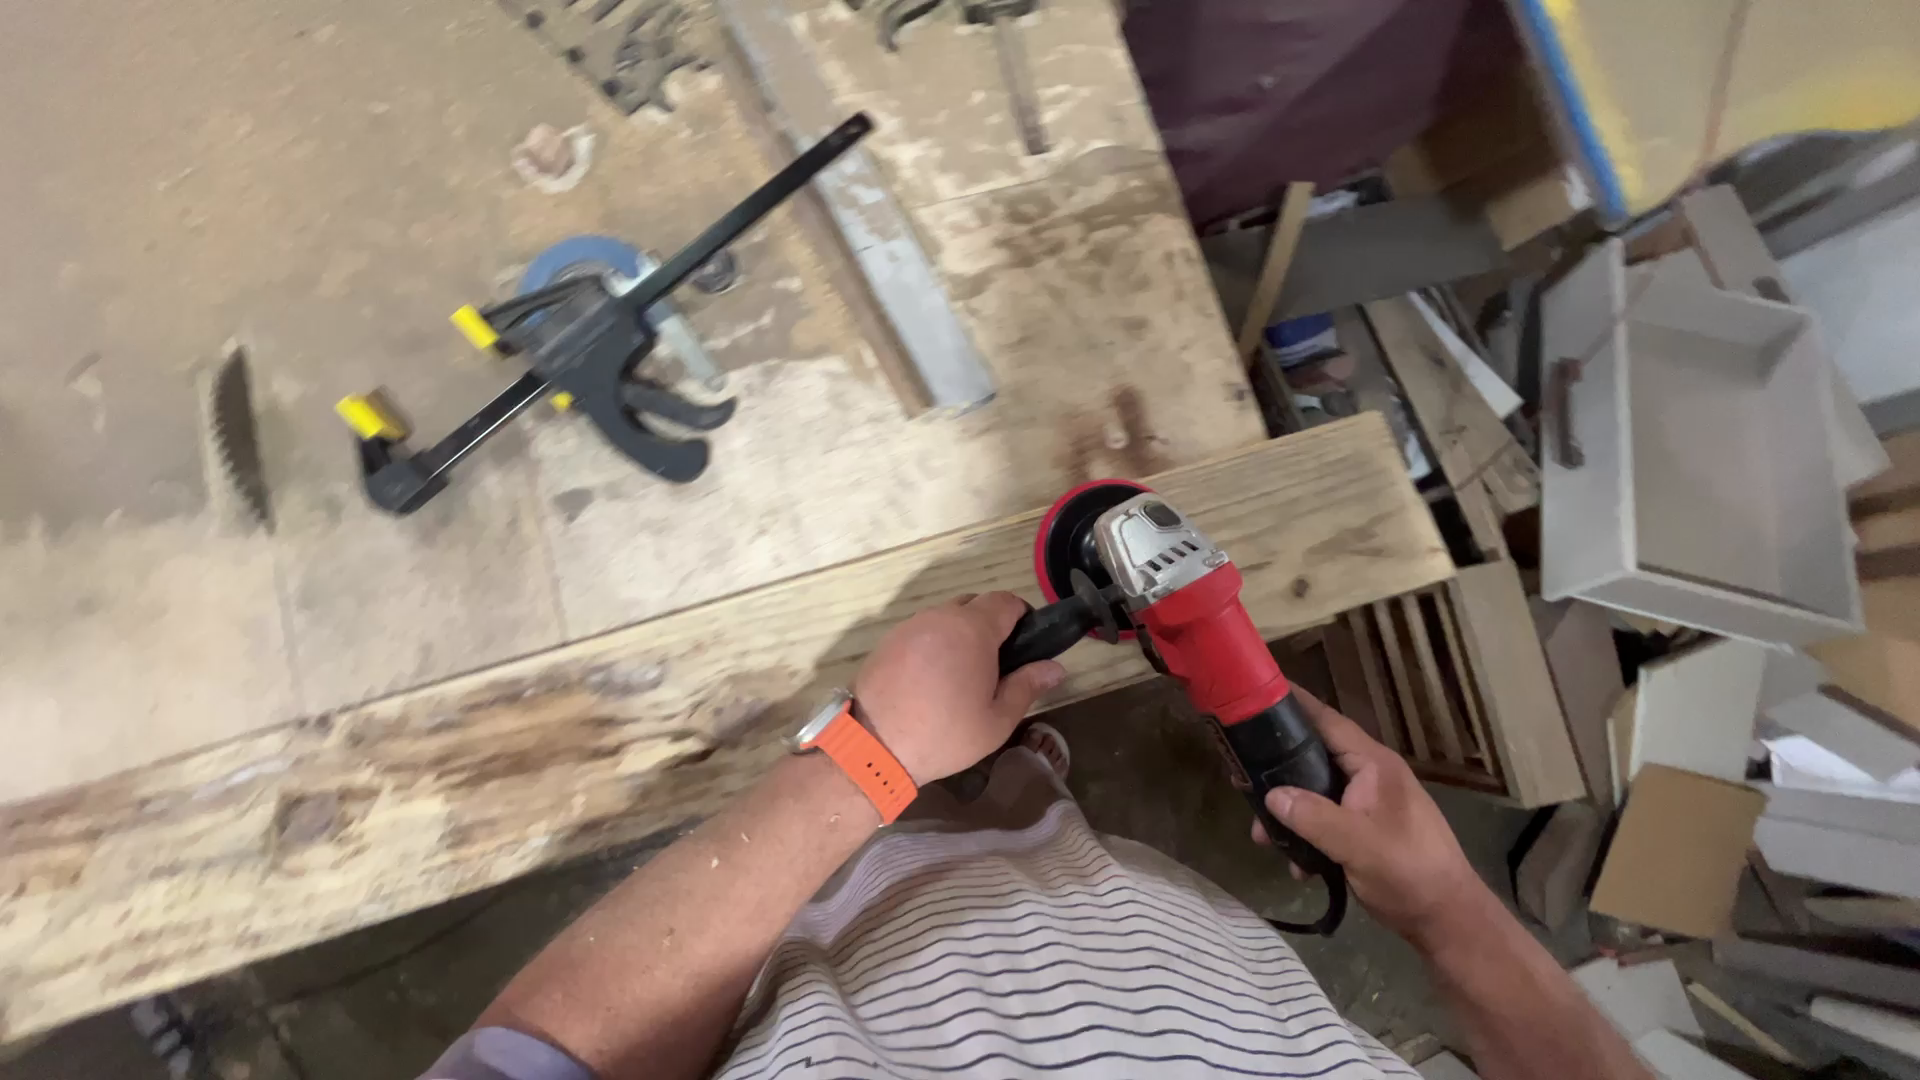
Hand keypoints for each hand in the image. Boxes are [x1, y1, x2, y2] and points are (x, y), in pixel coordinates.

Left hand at [853, 593, 1066, 784]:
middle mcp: (940, 617)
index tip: (1026, 645)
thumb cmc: (945, 734)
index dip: (1022, 617)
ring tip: (963, 676)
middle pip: (975, 605)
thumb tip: (1056, 667)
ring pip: (946, 617)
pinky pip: (923, 631)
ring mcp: (910, 626)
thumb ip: (1028, 685)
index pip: (1006, 601)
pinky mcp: (889, 640)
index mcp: (972, 629)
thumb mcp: (997, 719)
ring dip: (961, 635)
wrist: (874, 747)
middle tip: (997, 666)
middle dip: (991, 626)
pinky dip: (935, 645)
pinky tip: (933, 680)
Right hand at [1251, 689, 1494, 950]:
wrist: (1450, 923)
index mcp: (1373, 765)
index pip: (1327, 719)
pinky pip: (1323, 818)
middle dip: (1276, 768)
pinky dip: (1305, 833)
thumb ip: (1313, 817)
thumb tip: (1272, 794)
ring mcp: (1367, 802)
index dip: (1293, 703)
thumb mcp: (1358, 845)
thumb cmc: (1410, 873)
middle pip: (1313, 755)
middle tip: (1240, 774)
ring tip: (1261, 835)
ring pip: (1314, 791)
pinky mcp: (1364, 828)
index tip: (1256, 690)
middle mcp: (1369, 775)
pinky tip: (1294, 863)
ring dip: (1287, 811)